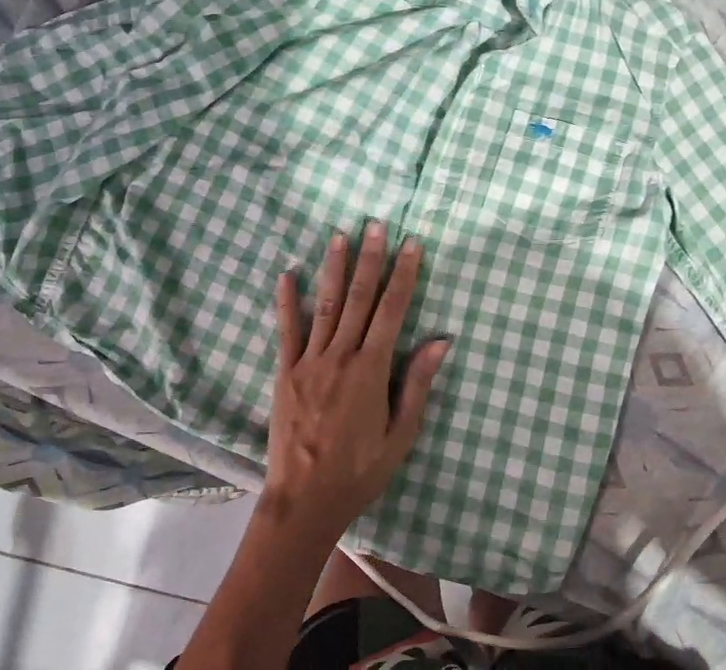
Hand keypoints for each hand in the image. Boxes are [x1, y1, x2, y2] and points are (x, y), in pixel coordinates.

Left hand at [264, 221, 449, 535]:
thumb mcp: (401, 435)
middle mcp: (340, 357)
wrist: (304, 500)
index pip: (392, 310)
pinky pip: (287, 330)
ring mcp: (309, 362)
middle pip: (358, 297)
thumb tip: (439, 340)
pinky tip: (287, 272)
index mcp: (372, 370)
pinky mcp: (285, 372)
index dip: (404, 274)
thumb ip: (417, 384)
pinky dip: (287, 300)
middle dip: (370, 258)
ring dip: (333, 267)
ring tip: (340, 234)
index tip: (412, 243)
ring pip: (324, 304)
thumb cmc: (360, 471)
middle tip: (376, 224)